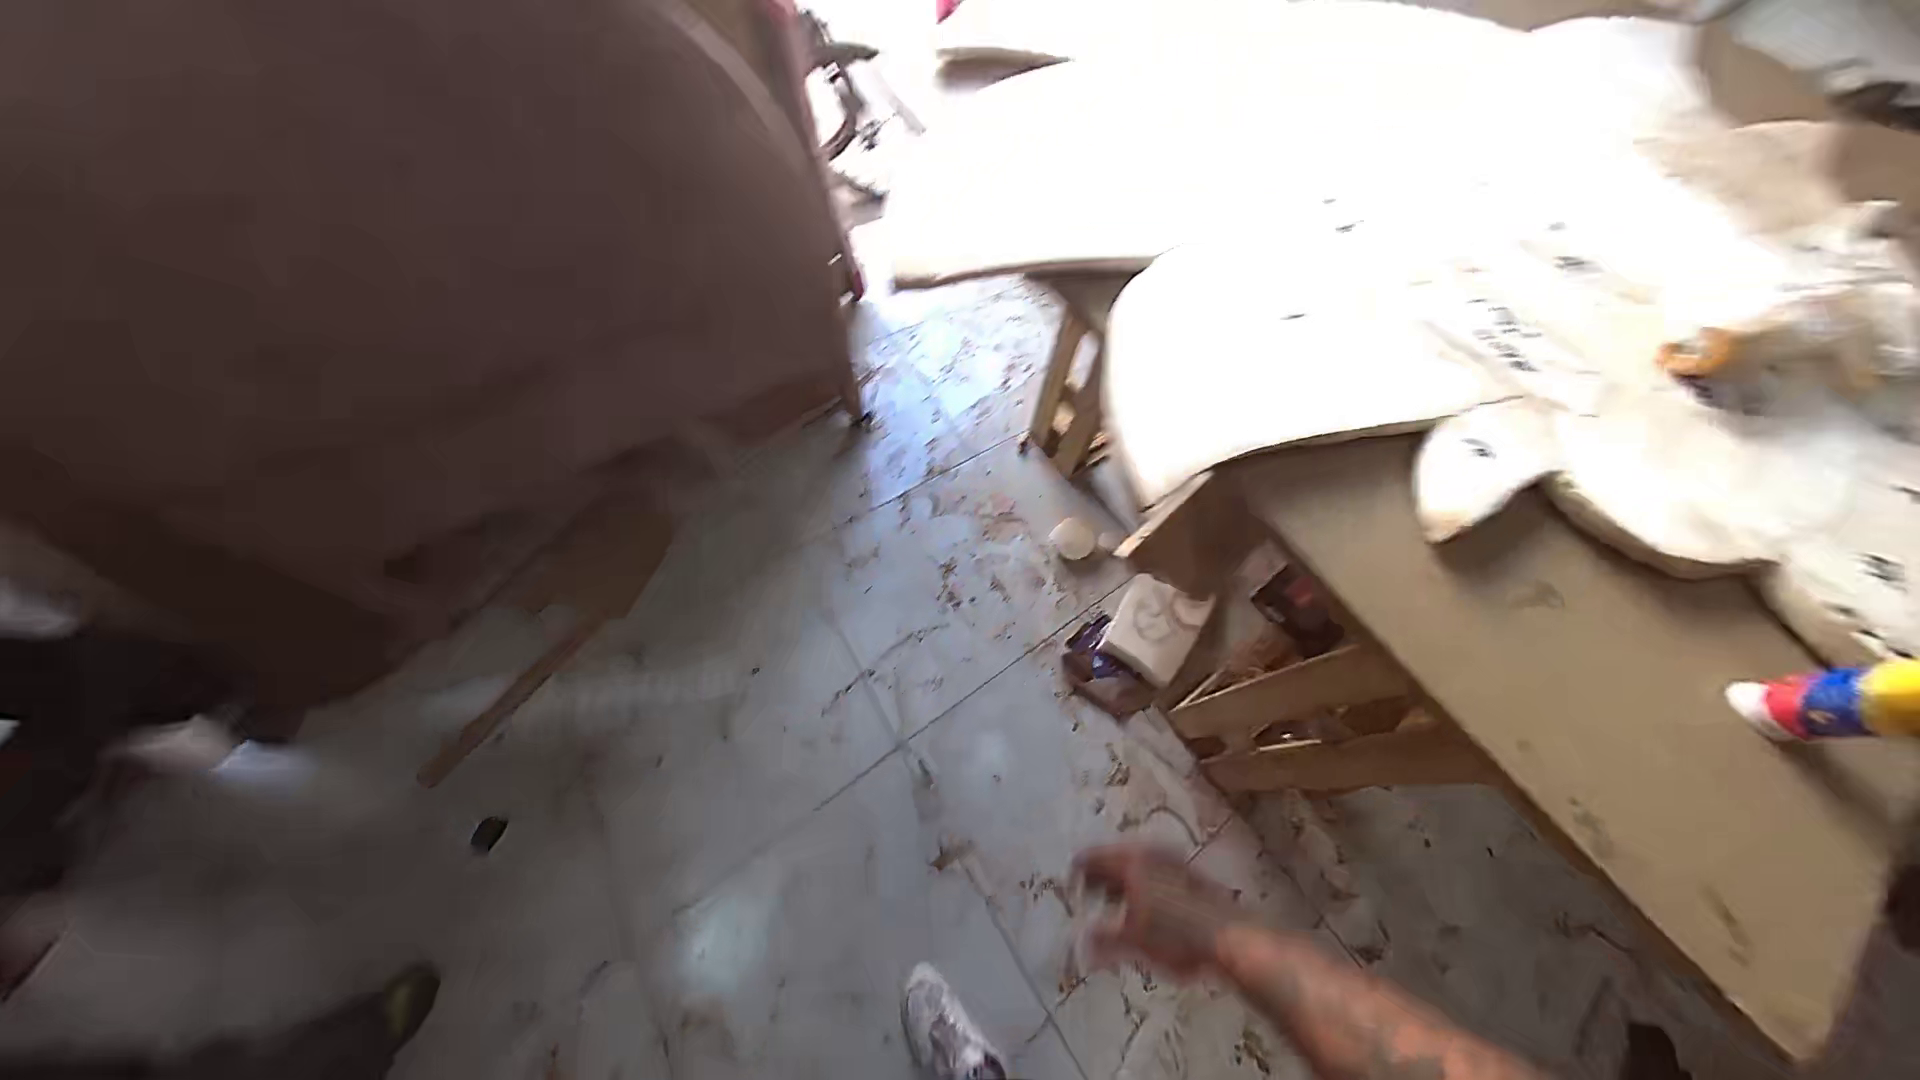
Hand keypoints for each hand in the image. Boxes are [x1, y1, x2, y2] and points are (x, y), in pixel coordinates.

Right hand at [1073, 843, 1243, 978]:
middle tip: (1090, 896)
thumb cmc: (1177, 938)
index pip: (1091, 858)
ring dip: (1121, 879)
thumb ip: (1103, 941)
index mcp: (1129, 861)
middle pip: (1113, 857)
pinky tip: (1146, 904)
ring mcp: (1171, 858)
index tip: (1070, 889)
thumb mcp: (1134, 943)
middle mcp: (1148, 852)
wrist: (1232, 938)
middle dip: (1099, 876)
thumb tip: (1081, 943)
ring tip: (1116, 903)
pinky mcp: (1189, 871)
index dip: (1077, 874)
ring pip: (1135, 862)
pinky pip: (1154, 868)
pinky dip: (1142, 881)